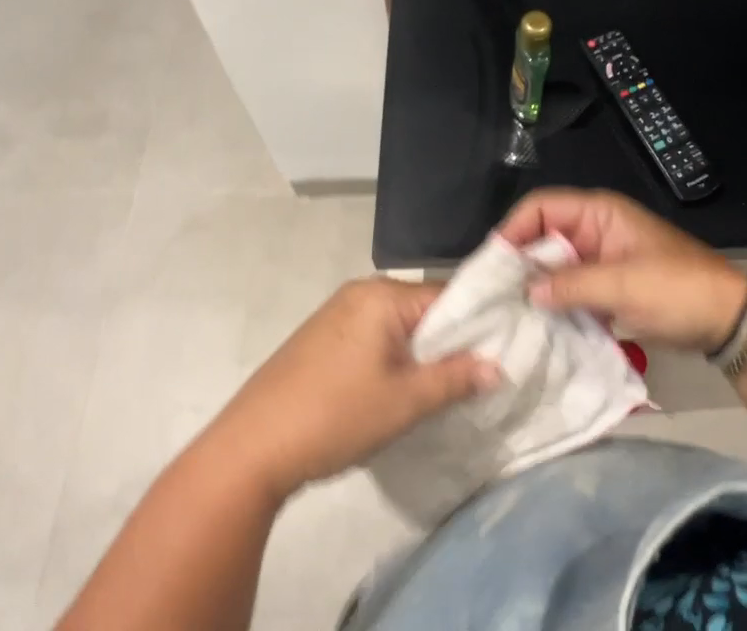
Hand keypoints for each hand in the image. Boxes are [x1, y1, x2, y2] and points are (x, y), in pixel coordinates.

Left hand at [202, 279, 498, 498]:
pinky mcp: (319, 339)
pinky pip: (373, 338)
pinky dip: (391, 359)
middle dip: (449, 343)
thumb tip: (498, 366)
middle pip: (424, 310)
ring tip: (434, 390)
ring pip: (398, 327)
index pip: (450, 296)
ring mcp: (335, 315)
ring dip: (419, 354)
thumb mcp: (406, 402)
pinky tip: (393, 391)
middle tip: (471, 379)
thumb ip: (457, 379)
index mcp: (382, 295)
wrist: (246, 452)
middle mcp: (359, 293)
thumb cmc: (334, 417)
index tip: (500, 354)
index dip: (479, 325)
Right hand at [497, 188, 746, 352]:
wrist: (726, 319)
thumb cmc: (677, 290)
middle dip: (520, 266)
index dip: (513, 231)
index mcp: (599, 213)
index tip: (491, 269)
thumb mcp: (622, 285)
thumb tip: (525, 292)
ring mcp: (602, 262)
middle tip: (492, 302)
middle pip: (543, 239)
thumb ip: (570, 285)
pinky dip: (557, 307)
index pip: (541, 208)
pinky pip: (571, 292)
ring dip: (536, 291)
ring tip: (507, 321)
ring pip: (554, 269)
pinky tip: (538, 331)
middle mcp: (595, 231)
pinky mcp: (608, 290)